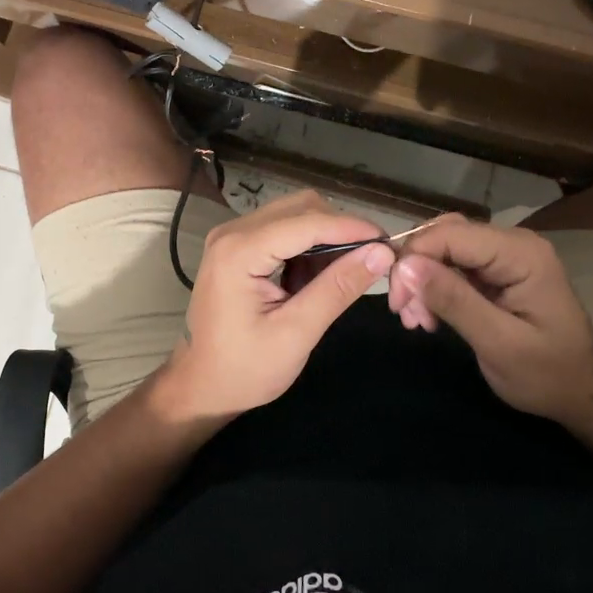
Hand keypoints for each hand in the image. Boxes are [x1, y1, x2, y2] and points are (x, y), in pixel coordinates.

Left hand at [157, 191, 393, 420]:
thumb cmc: (246, 368)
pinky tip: (315, 278)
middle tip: (370, 261)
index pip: (307, 222)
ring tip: (343, 274)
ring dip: (324, 237)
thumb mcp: (297, 332)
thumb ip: (338, 289)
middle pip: (300, 207)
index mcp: (239, 251)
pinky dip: (307, 245)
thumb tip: (381, 253)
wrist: (202, 385)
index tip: (390, 242)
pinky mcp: (236, 245)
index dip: (351, 228)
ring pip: (294, 214)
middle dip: (340, 229)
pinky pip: (282, 228)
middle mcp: (232, 232)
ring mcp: (231, 236)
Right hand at [387, 215, 592, 420]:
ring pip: (444, 249)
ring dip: (421, 281)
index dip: (414, 258)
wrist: (581, 393)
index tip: (397, 301)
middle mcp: (513, 243)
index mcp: (521, 253)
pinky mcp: (496, 272)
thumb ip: (454, 301)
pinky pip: (453, 266)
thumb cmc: (547, 374)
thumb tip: (406, 266)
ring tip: (415, 321)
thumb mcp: (499, 343)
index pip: (451, 233)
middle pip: (445, 235)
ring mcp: (505, 256)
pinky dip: (434, 288)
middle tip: (403, 312)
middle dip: (415, 270)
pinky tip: (427, 317)